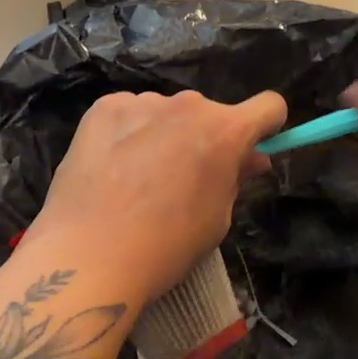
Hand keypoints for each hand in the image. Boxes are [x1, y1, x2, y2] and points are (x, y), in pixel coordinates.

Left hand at [25, 89, 286, 299]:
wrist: (87, 257)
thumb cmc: (165, 246)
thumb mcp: (217, 219)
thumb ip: (236, 179)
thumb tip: (250, 159)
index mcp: (226, 131)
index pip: (269, 105)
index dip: (266, 126)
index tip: (251, 148)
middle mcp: (189, 105)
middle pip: (209, 113)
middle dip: (205, 138)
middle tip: (184, 179)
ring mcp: (143, 102)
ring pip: (167, 112)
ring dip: (165, 134)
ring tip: (139, 178)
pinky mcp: (104, 107)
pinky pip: (130, 113)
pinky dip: (128, 132)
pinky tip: (112, 167)